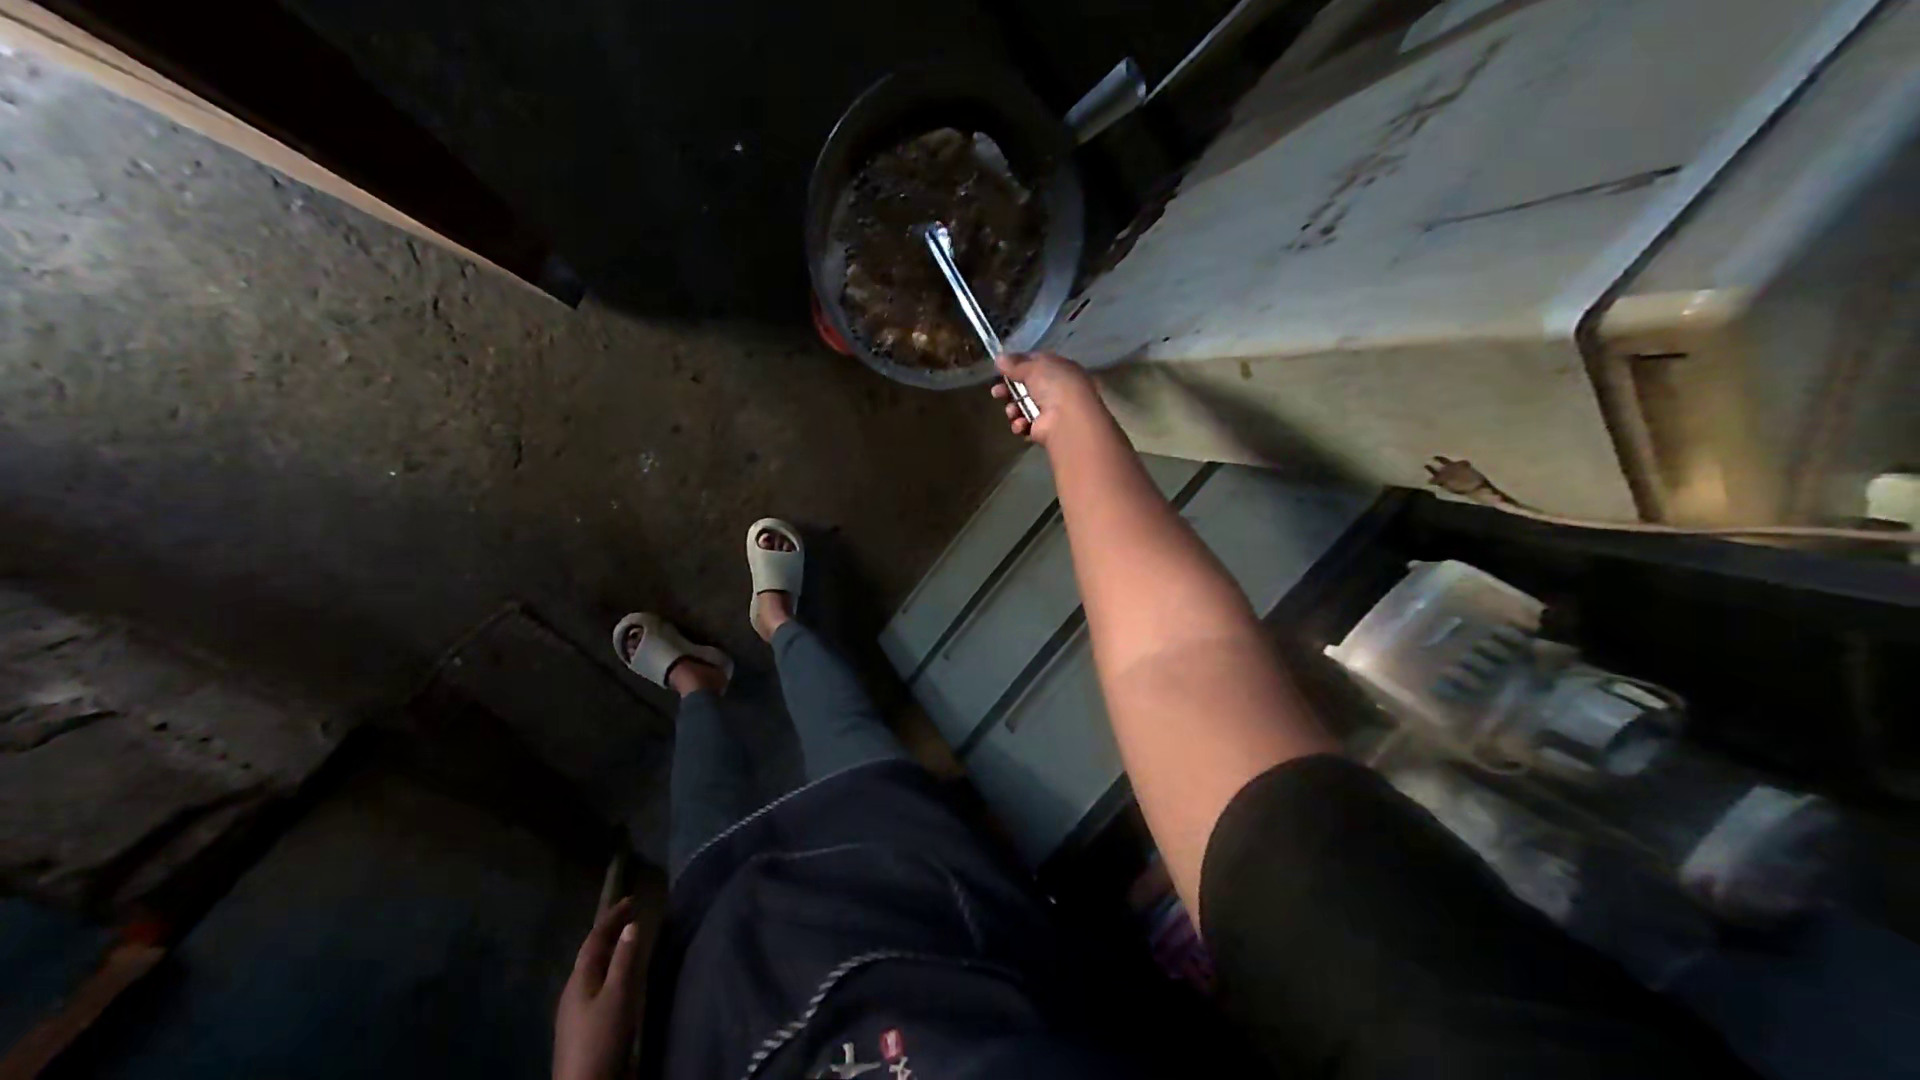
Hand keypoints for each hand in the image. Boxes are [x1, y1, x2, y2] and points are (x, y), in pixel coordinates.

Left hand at [554, 898, 640, 1079]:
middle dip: (610, 931)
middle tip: (631, 913)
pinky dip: (610, 970)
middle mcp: (574, 990)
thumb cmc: (601, 1037)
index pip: (594, 939)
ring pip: (593, 970)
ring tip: (627, 939)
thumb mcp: (618, 995)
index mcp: (579, 979)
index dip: (612, 917)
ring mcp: (575, 1010)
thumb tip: (632, 925)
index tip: (631, 898)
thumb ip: (625, 959)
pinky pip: (596, 984)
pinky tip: (620, 978)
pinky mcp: (583, 1025)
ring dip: (610, 950)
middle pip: (591, 953)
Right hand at [989, 352, 1103, 445]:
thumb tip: (999, 358)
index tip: (1002, 368)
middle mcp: (1056, 389)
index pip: (1036, 363)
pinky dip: (1020, 424)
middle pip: (1026, 387)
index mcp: (1060, 369)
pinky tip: (1021, 423)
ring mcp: (1050, 411)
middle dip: (1008, 390)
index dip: (1018, 365)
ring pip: (1022, 407)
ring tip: (1012, 411)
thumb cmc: (1054, 385)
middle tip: (997, 392)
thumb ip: (1015, 364)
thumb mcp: (1034, 367)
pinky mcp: (1044, 429)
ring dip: (1013, 409)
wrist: (1067, 419)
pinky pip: (1025, 424)